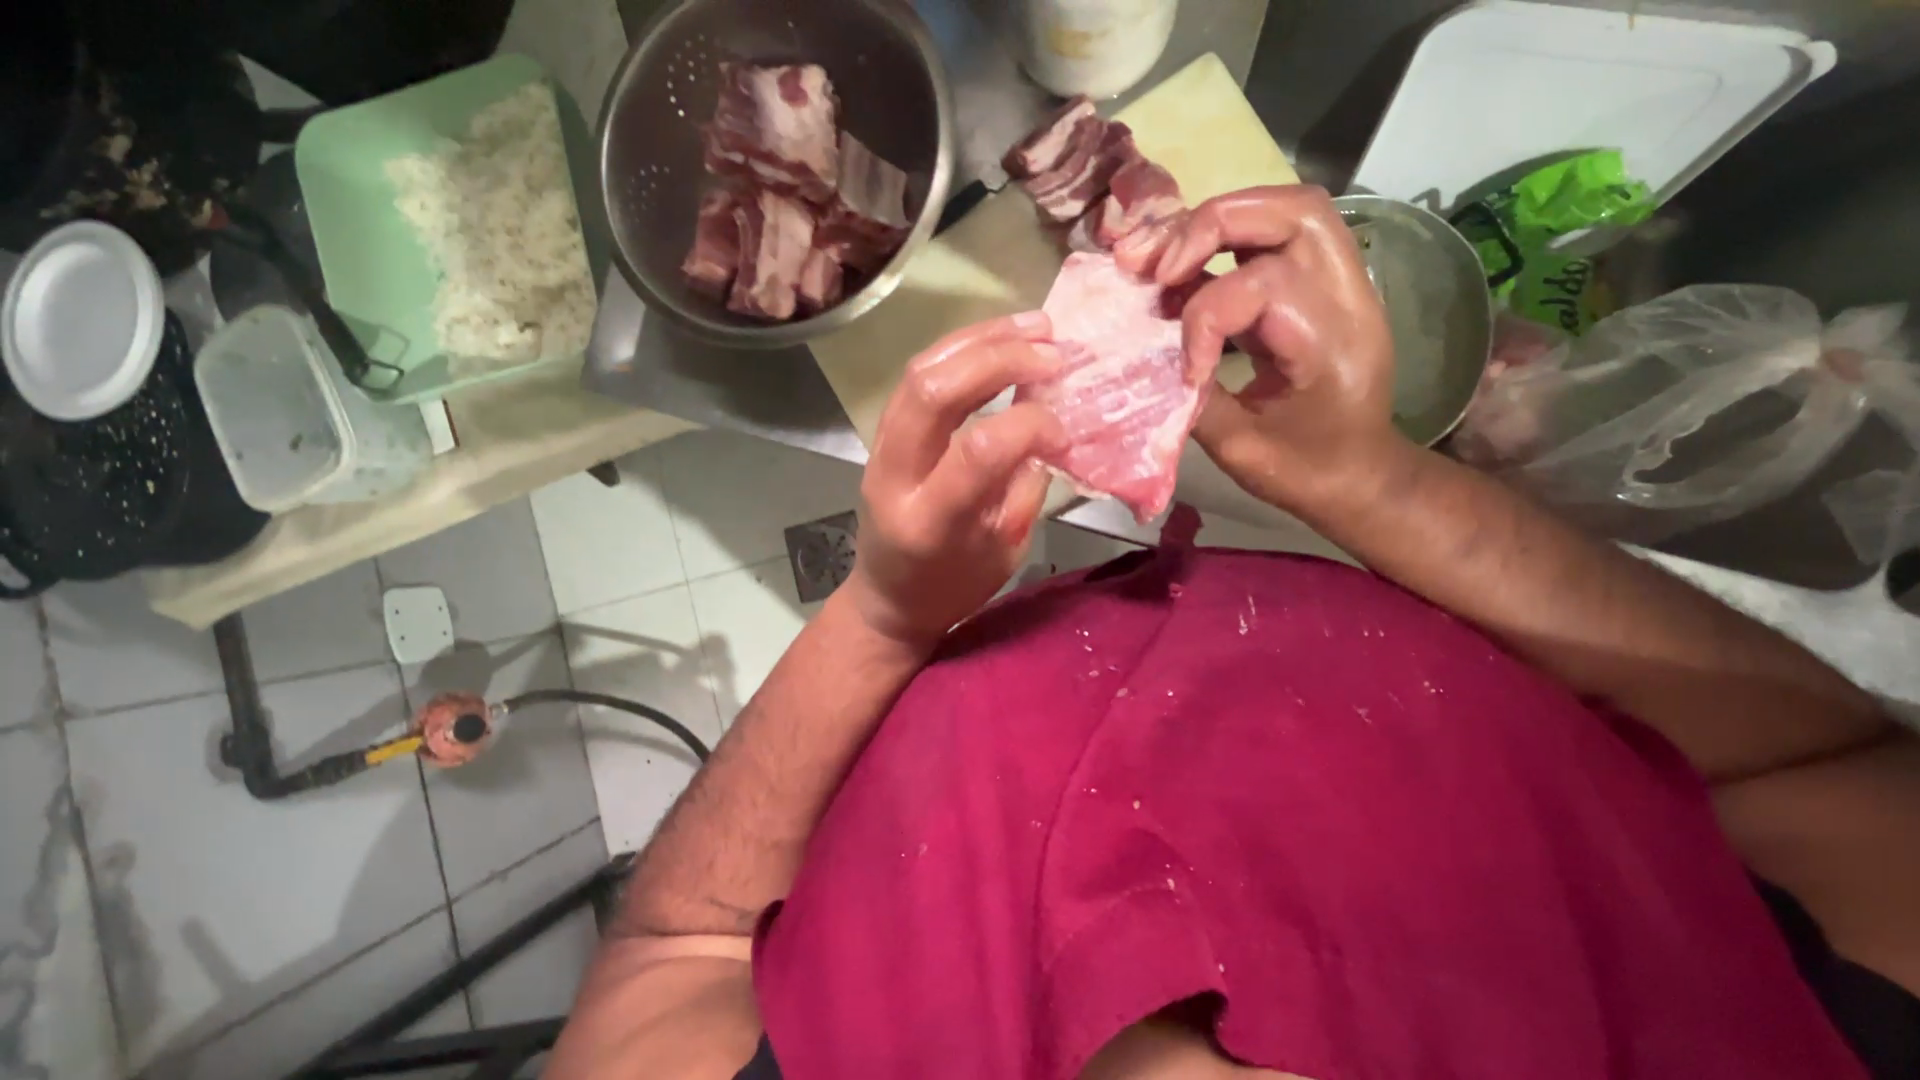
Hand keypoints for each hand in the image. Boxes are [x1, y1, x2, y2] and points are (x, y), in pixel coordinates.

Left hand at [842, 312, 1067, 649]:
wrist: (887, 600)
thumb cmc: (953, 587)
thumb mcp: (1003, 552)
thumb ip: (1024, 487)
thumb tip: (1048, 423)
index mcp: (930, 521)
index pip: (978, 450)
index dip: (1030, 425)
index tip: (1063, 431)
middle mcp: (896, 476)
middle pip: (935, 391)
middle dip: (1000, 358)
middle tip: (1054, 351)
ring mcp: (881, 449)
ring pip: (920, 371)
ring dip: (981, 339)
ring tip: (1035, 326)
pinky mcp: (884, 432)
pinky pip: (917, 376)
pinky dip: (962, 349)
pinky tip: (1000, 339)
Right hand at [1154, 185, 1408, 514]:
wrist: (1361, 475)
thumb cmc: (1307, 470)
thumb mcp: (1242, 450)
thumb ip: (1194, 400)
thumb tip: (1147, 362)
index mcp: (1332, 342)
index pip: (1264, 286)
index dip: (1204, 320)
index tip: (1185, 373)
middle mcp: (1345, 296)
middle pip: (1291, 212)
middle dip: (1212, 226)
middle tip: (1156, 268)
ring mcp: (1337, 283)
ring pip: (1285, 209)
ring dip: (1215, 223)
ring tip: (1158, 259)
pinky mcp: (1317, 284)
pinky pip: (1273, 236)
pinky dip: (1221, 241)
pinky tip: (1179, 269)